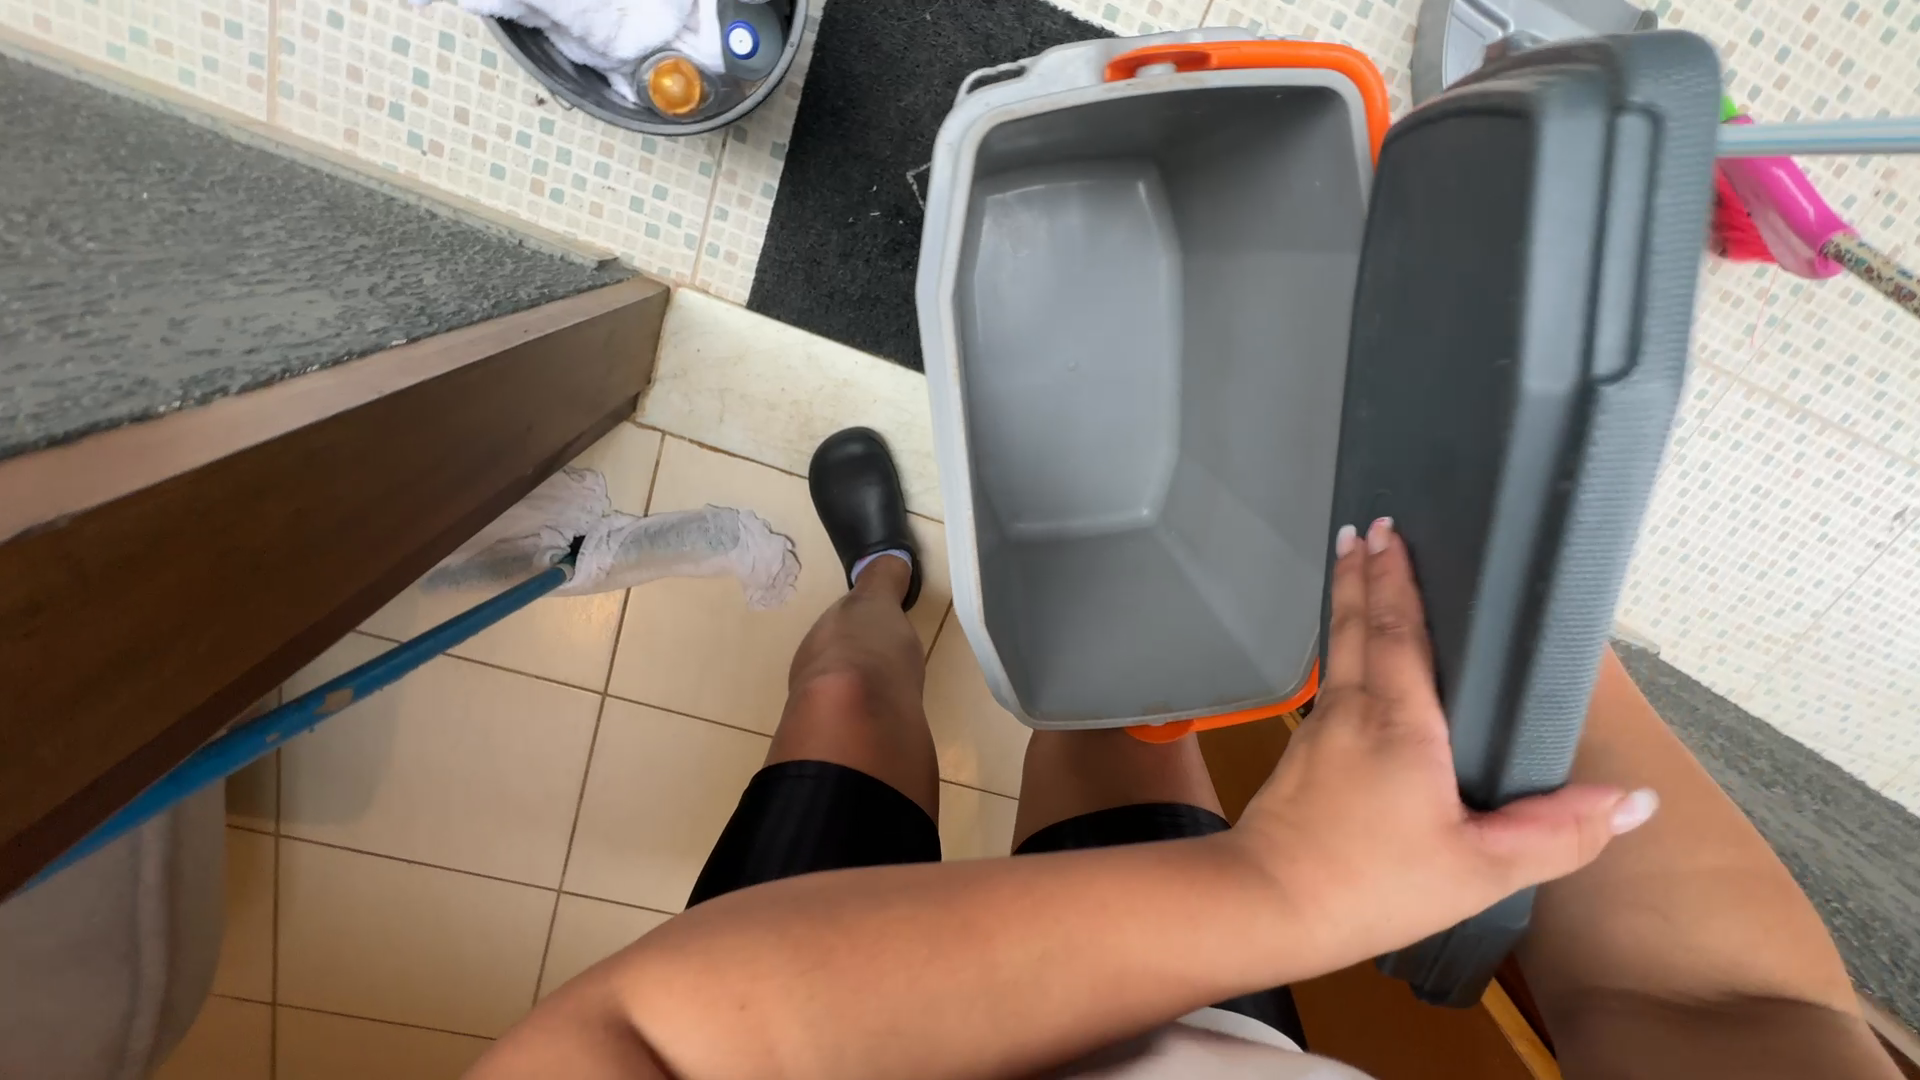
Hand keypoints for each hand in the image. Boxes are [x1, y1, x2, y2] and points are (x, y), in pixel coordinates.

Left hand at [1228, 517, 1658, 968]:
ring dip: (1344, 604)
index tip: (1386, 533)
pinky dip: (1338, 649)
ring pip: (1336, 650)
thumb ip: (1556, 832)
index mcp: (1397, 722)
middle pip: (1355, 626)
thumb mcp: (1481, 868)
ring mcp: (1318, 727)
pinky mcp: (1302, 749)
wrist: (1271, 896)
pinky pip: (1329, 682)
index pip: (1397, 631)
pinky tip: (1345, 657)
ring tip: (1349, 569)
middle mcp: (1350, 709)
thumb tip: (1631, 798)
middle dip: (1360, 573)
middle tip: (1361, 528)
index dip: (1394, 579)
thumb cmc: (1375, 882)